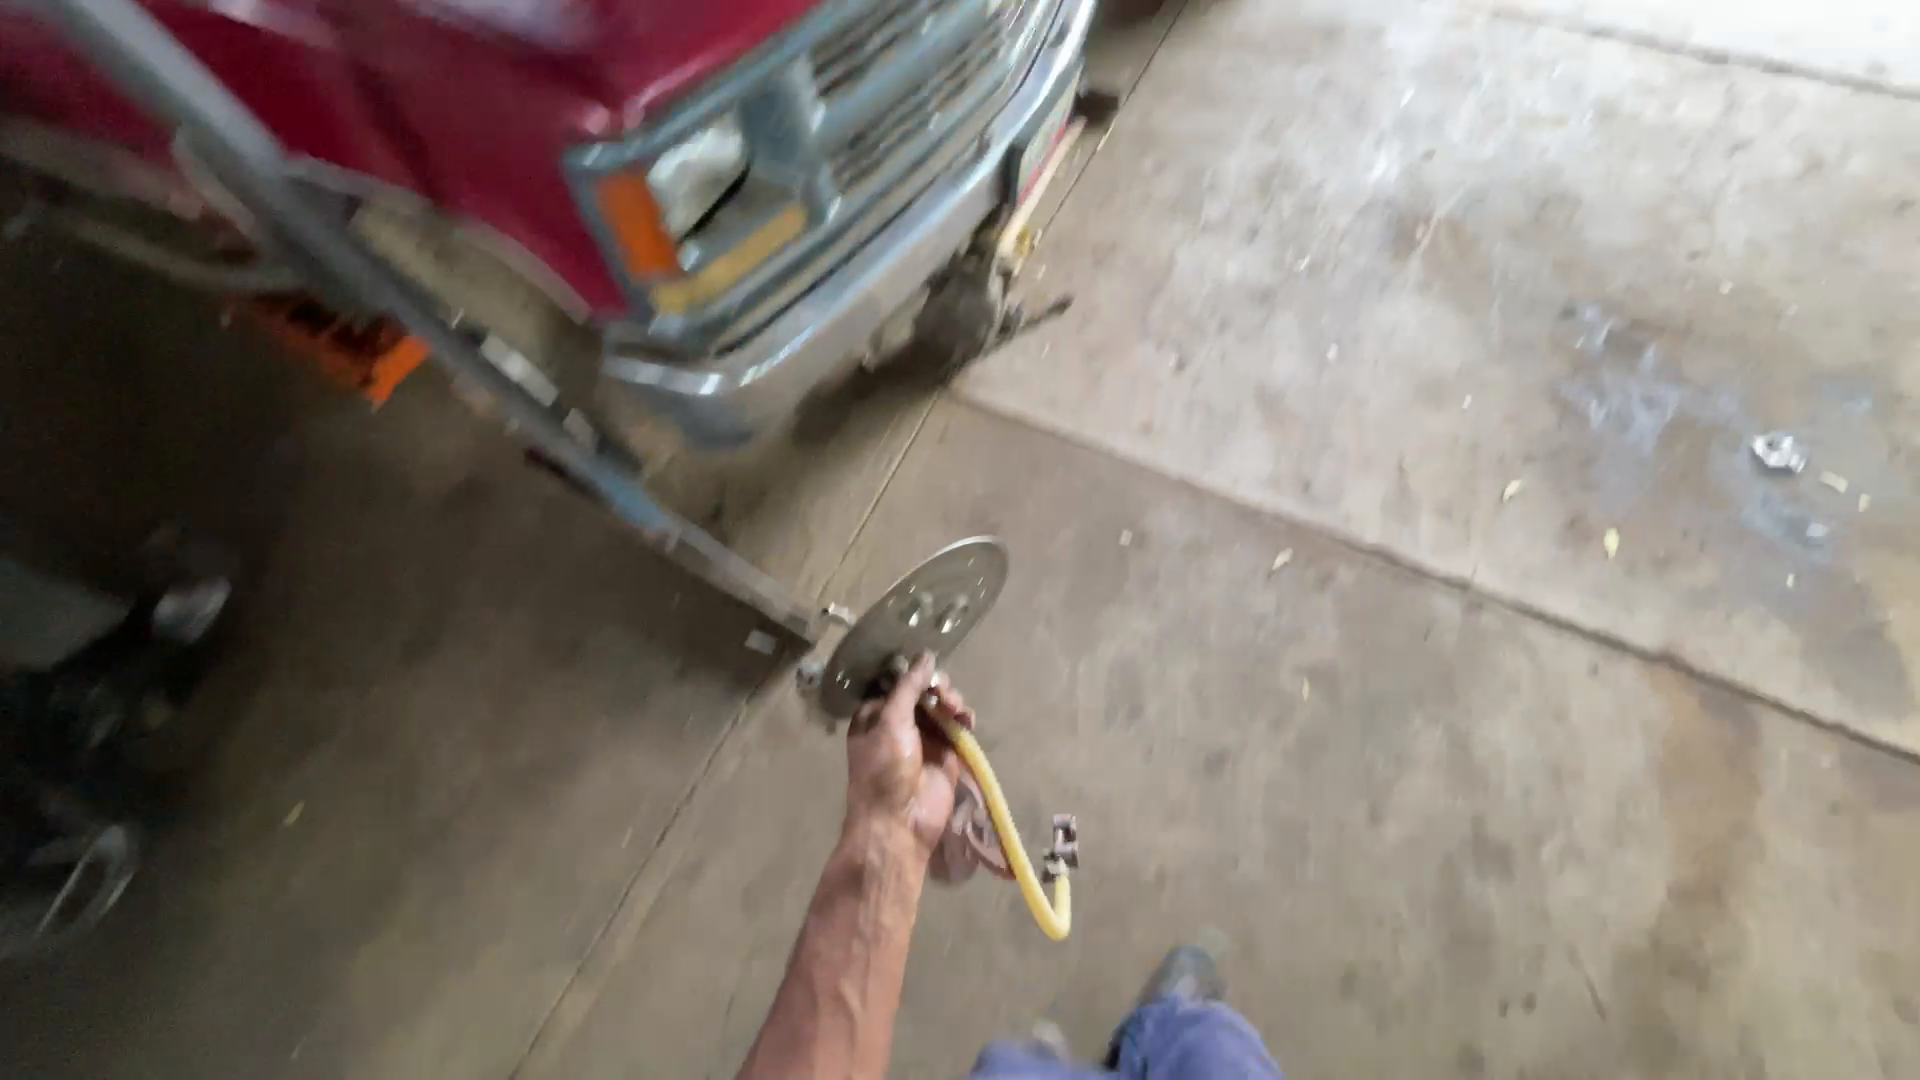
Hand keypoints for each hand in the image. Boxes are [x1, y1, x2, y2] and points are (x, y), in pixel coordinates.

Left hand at [845, 653, 974, 856]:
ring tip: (956, 709)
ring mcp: (924, 741)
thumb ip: (909, 687)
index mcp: (876, 716)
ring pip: (942, 708)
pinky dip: (964, 721)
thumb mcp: (890, 721)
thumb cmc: (884, 769)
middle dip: (937, 688)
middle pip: (924, 693)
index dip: (915, 675)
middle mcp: (899, 725)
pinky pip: (958, 729)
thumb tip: (926, 656)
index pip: (899, 684)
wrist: (899, 822)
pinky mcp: (946, 755)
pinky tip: (967, 720)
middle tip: (944, 695)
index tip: (929, 672)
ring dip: (952, 702)